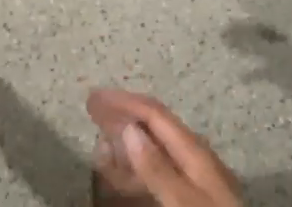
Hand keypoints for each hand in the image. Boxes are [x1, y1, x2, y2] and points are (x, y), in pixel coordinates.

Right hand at [87, 90, 241, 206]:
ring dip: (129, 138)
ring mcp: (197, 175)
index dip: (123, 100)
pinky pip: (162, 168)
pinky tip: (129, 171)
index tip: (94, 96)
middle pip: (155, 125)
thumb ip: (158, 167)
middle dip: (123, 113)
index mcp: (195, 150)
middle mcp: (196, 156)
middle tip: (93, 109)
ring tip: (104, 138)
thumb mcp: (184, 200)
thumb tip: (128, 128)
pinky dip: (140, 164)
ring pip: (158, 146)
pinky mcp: (195, 193)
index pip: (155, 113)